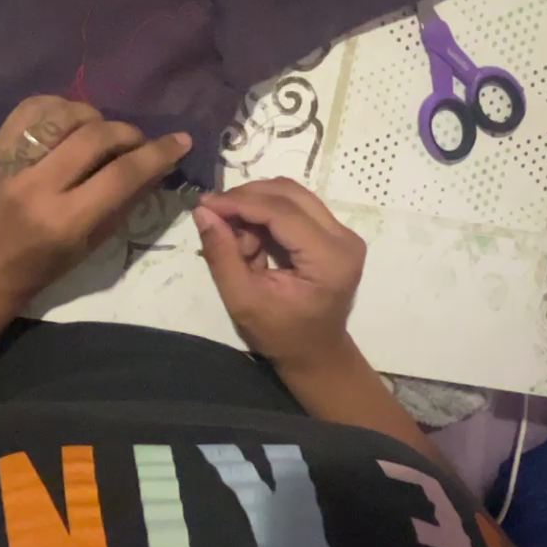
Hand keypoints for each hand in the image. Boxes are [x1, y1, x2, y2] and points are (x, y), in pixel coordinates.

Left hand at [0, 95, 189, 311]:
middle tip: (136, 142)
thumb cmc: (42, 267)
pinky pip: (31, 107)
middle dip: (127, 133)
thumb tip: (159, 164)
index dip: (157, 153)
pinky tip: (69, 121)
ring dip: (93, 117)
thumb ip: (125, 202)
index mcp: (64, 221)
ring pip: (64, 114)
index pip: (121, 174)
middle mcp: (36, 187)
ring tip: (100, 132)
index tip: (180, 141)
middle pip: (95, 137)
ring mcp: (11, 162)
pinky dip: (58, 107)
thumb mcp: (91, 245)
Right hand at [192, 178, 366, 373]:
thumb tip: (202, 212)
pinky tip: (252, 241)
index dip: (239, 202)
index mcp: (328, 259)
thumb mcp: (243, 300)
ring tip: (236, 239)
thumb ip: (222, 255)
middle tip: (213, 216)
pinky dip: (266, 215)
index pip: (281, 212)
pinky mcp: (335, 232)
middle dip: (245, 199)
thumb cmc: (281, 334)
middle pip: (288, 193)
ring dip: (255, 206)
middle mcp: (343, 238)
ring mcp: (342, 233)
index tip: (204, 204)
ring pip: (291, 194)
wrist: (316, 353)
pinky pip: (295, 206)